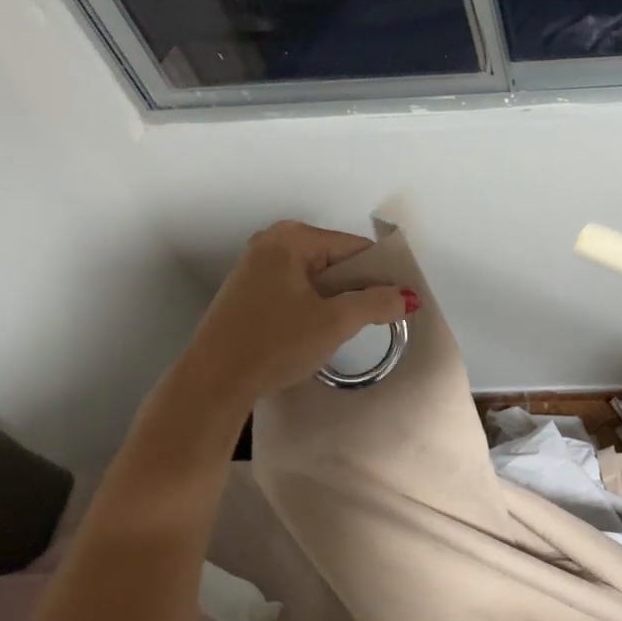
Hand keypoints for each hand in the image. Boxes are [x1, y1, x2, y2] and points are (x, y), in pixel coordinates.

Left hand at [181, 221, 414, 406]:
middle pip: (336, 260)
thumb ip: (377, 303)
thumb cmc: (275, 343)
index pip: (355, 248)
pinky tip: (321, 331)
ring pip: (317, 278)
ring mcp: (255, 267)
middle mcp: (271, 242)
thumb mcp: (335, 322)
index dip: (382, 274)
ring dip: (338, 299)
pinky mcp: (248, 293)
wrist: (213, 382)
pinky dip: (315, 306)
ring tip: (354, 327)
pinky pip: (297, 290)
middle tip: (381, 317)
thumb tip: (408, 296)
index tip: (401, 301)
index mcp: (291, 238)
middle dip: (360, 287)